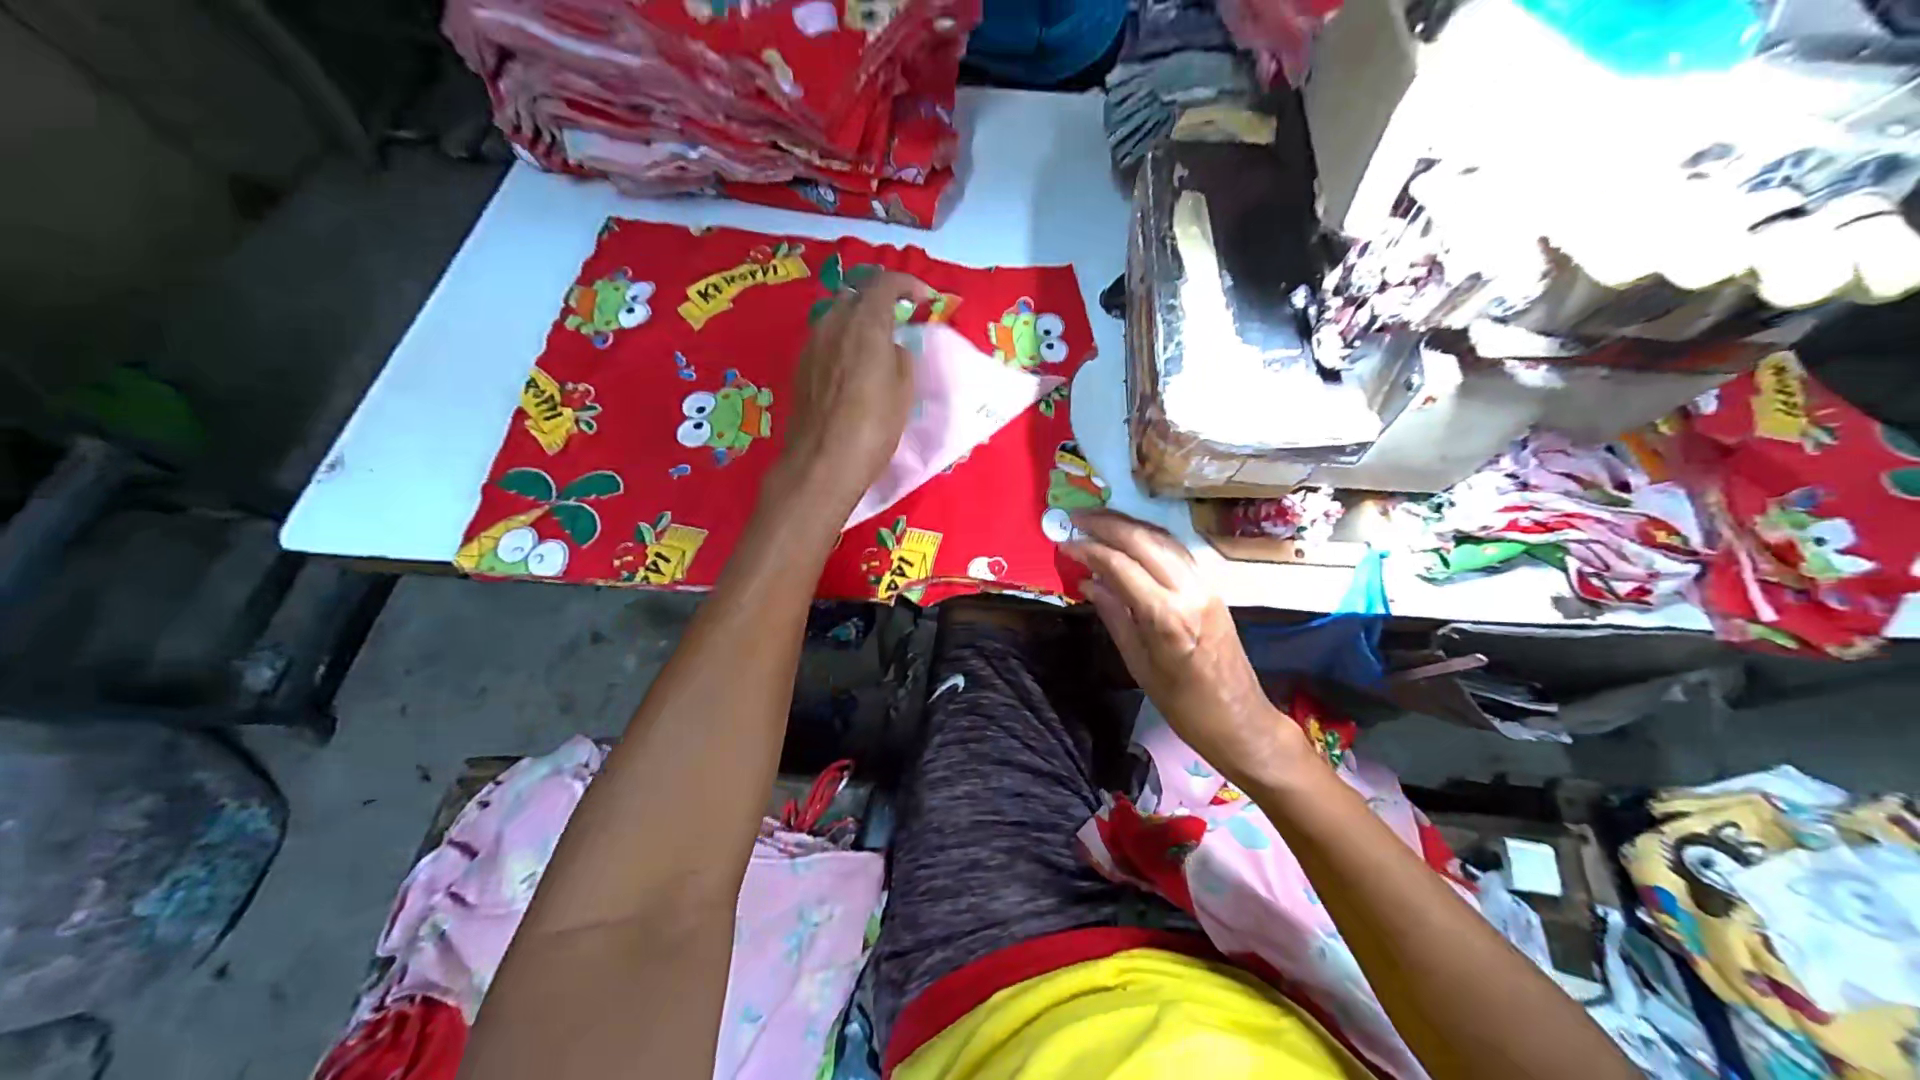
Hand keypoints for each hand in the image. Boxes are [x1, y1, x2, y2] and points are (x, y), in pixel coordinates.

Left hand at [773, 270, 933, 514]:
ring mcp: (811, 344)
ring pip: (837, 317)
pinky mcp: (800, 367)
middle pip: (856, 295)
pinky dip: (842, 342)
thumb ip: (900, 356)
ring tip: (875, 344)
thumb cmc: (873, 427)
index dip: (908, 284)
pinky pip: (825, 340)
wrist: (822, 463)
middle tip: (899, 320)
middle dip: (879, 300)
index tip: (925, 299)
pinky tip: (852, 367)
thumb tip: (889, 347)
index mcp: (865, 323)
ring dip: (858, 322)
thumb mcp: (903, 390)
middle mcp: (833, 324)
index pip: (885, 283)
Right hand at [1064, 510, 1314, 787]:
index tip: (1065, 541)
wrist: (1239, 720)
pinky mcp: (1213, 588)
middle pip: (1144, 540)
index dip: (1089, 549)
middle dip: (1107, 524)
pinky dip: (1150, 540)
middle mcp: (1189, 591)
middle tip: (1076, 518)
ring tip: (1098, 521)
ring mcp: (1205, 586)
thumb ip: (1114, 615)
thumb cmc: (1182, 704)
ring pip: (1163, 540)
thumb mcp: (1138, 664)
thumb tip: (1088, 582)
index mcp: (1167, 617)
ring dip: (1129, 526)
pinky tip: (1130, 540)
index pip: (1121, 565)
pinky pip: (1177, 552)